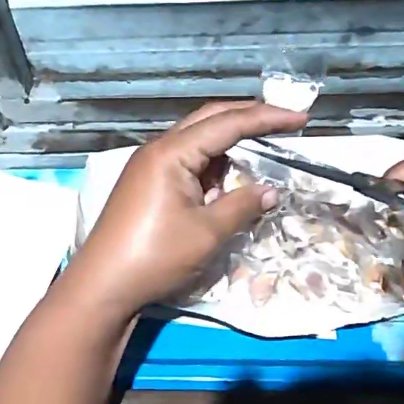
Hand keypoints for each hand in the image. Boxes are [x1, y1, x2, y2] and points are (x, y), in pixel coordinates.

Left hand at [63, 101, 308, 315]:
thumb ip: (242, 205)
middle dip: (247, 118)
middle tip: (284, 121)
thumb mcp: (206, 233)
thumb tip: (270, 190)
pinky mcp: (144, 184)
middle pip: (208, 121)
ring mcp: (147, 167)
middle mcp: (157, 150)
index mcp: (171, 152)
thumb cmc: (154, 256)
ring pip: (195, 141)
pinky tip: (229, 178)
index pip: (226, 123)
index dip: (266, 118)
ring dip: (228, 143)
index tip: (301, 118)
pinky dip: (211, 165)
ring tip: (264, 149)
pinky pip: (184, 162)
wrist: (103, 285)